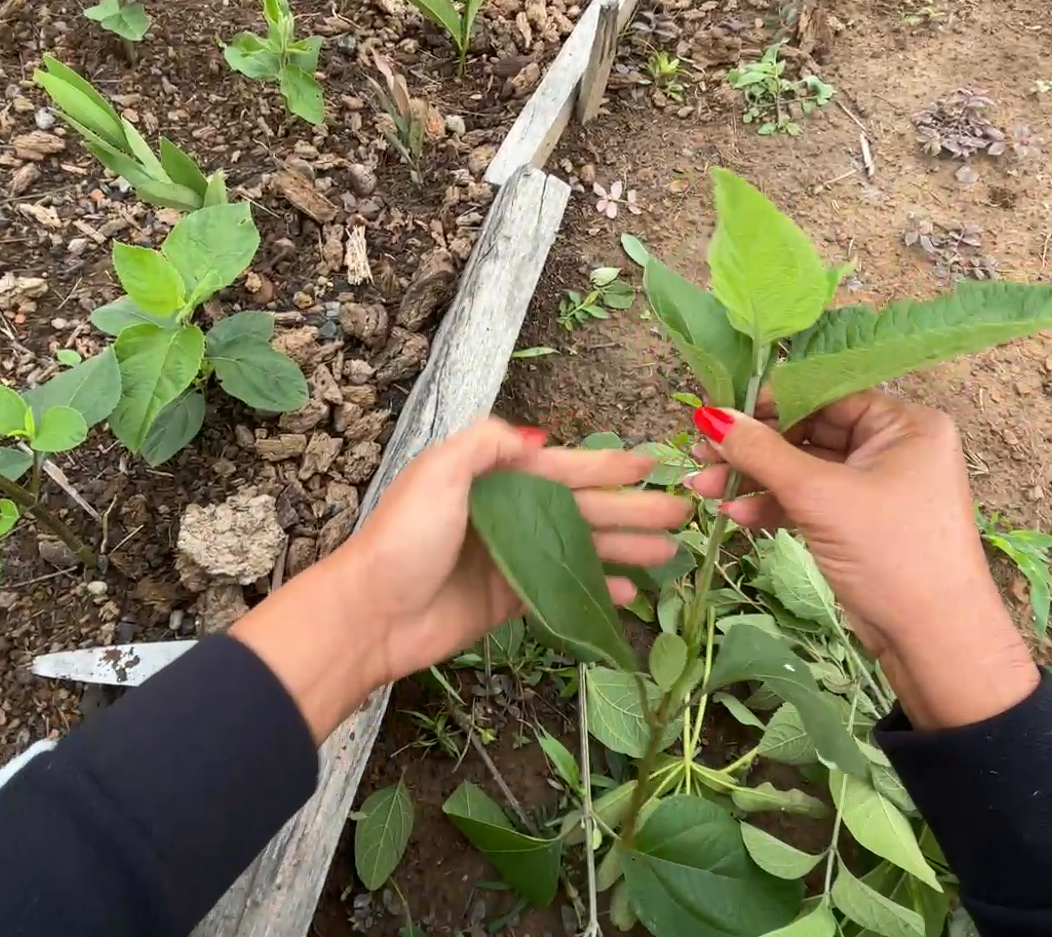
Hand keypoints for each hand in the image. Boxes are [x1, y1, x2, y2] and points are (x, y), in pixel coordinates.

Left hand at [233, 419, 689, 741]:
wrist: (370, 613)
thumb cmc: (404, 537)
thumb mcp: (440, 471)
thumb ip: (487, 444)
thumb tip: (536, 438)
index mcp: (494, 477)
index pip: (564, 468)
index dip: (607, 468)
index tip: (649, 465)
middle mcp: (510, 514)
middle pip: (583, 509)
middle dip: (632, 510)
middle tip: (682, 514)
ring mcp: (513, 558)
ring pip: (581, 548)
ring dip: (625, 548)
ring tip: (670, 552)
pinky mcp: (510, 598)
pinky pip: (564, 588)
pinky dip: (596, 588)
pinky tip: (629, 592)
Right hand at [684, 394, 1037, 728]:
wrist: (933, 642)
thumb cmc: (889, 553)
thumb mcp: (818, 495)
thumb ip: (760, 451)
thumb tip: (709, 414)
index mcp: (903, 425)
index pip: (823, 396)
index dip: (767, 403)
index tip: (717, 414)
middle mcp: (891, 447)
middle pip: (806, 432)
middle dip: (750, 448)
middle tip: (701, 454)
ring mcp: (872, 486)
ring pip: (799, 469)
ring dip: (752, 479)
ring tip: (704, 488)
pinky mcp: (855, 520)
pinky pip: (806, 500)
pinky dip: (771, 505)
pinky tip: (735, 516)